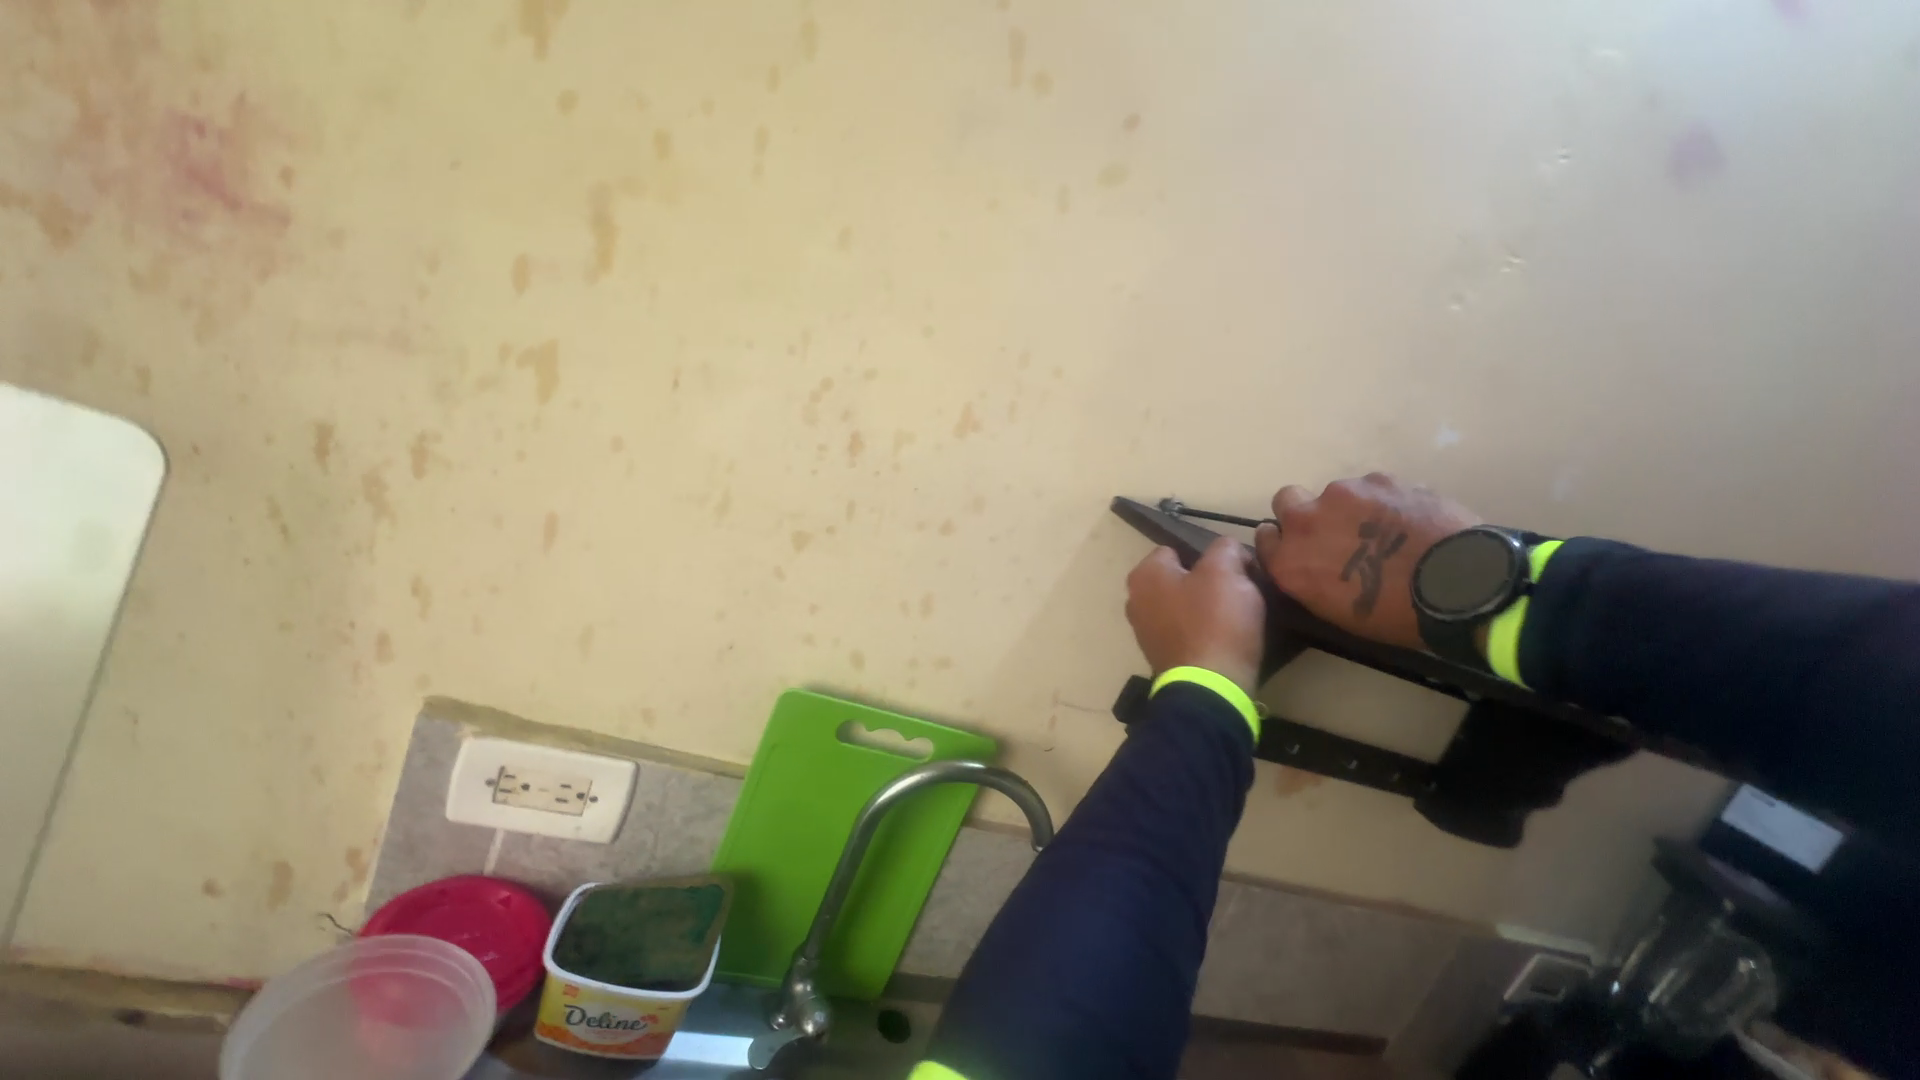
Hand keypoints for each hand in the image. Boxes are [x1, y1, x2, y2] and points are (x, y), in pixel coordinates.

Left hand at [1124, 537, 1266, 692]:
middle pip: (1181, 579)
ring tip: (1234, 619)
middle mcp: (1136, 599)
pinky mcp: (1161, 656)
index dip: (1210, 557)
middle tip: (1238, 594)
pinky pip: (1186, 632)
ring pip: (1184, 606)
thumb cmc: (1214, 621)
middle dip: (1207, 583)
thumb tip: (1229, 552)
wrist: (1210, 687)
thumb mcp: (1226, 571)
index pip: (1178, 550)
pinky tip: (1223, 640)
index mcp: (1145, 574)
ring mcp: (1145, 631)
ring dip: (1206, 609)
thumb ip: (1225, 549)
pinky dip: (1202, 633)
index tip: (1235, 571)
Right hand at [1252, 473, 1482, 651]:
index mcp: (1289, 562)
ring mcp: (1341, 495)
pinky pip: (1372, 487)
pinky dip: (1383, 501)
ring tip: (1384, 529)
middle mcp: (1304, 522)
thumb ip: (1309, 579)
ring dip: (1350, 507)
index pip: (1264, 538)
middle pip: (1286, 500)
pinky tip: (1408, 520)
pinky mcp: (1379, 479)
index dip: (1282, 541)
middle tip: (1335, 532)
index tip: (1301, 549)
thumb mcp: (1335, 611)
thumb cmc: (1393, 615)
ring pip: (1335, 493)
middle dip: (1304, 511)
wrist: (1455, 584)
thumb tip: (1312, 564)